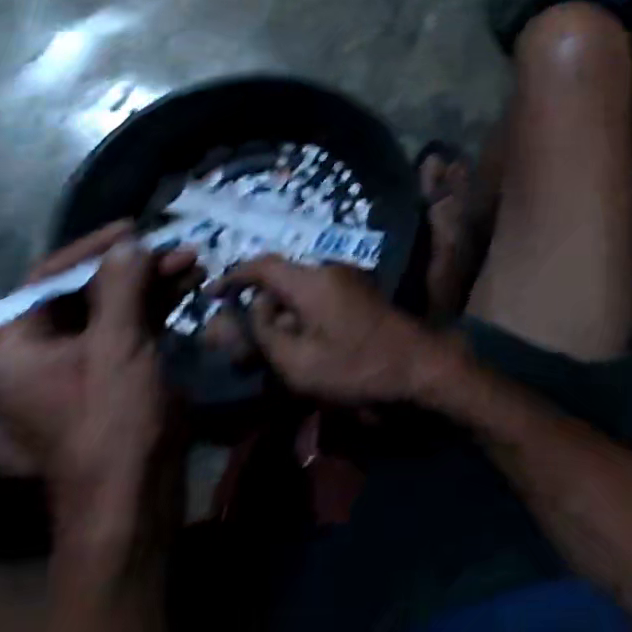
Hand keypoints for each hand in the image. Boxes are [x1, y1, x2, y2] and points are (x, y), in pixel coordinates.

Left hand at [0, 222, 195, 519]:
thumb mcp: (117, 345)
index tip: (133, 228)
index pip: (46, 280)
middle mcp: (40, 353)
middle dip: (133, 267)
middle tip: (177, 247)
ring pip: (112, 307)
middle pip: (85, 291)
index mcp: (18, 348)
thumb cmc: (112, 416)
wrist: (133, 491)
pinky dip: (156, 305)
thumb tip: (128, 243)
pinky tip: (188, 286)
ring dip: (151, 283)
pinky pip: (128, 327)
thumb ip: (120, 286)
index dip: (91, 249)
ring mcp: (78, 365)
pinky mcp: (110, 374)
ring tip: (194, 260)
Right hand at [209, 256, 459, 403]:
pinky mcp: (360, 295)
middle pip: (282, 279)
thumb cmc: (356, 367)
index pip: (263, 264)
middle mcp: (330, 270)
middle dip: (257, 305)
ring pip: (300, 290)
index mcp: (312, 279)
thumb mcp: (298, 362)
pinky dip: (301, 315)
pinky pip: (319, 297)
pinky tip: (298, 345)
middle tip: (241, 339)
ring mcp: (349, 280)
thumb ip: (266, 332)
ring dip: (280, 314)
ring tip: (268, 349)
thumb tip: (256, 308)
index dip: (234, 276)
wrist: (419, 366)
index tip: (212, 293)